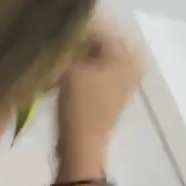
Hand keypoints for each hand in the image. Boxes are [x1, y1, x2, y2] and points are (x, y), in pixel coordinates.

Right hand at [55, 20, 143, 176]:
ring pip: (94, 66)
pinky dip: (76, 82)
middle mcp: (132, 67)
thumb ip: (70, 52)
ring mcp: (122, 85)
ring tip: (53, 77)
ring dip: (73, 69)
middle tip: (53, 63)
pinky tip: (60, 90)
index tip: (55, 50)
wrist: (80, 151)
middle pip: (99, 50)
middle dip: (75, 55)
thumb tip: (66, 47)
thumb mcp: (72, 73)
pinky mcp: (109, 101)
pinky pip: (92, 82)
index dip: (76, 39)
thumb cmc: (79, 111)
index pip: (101, 34)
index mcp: (130, 55)